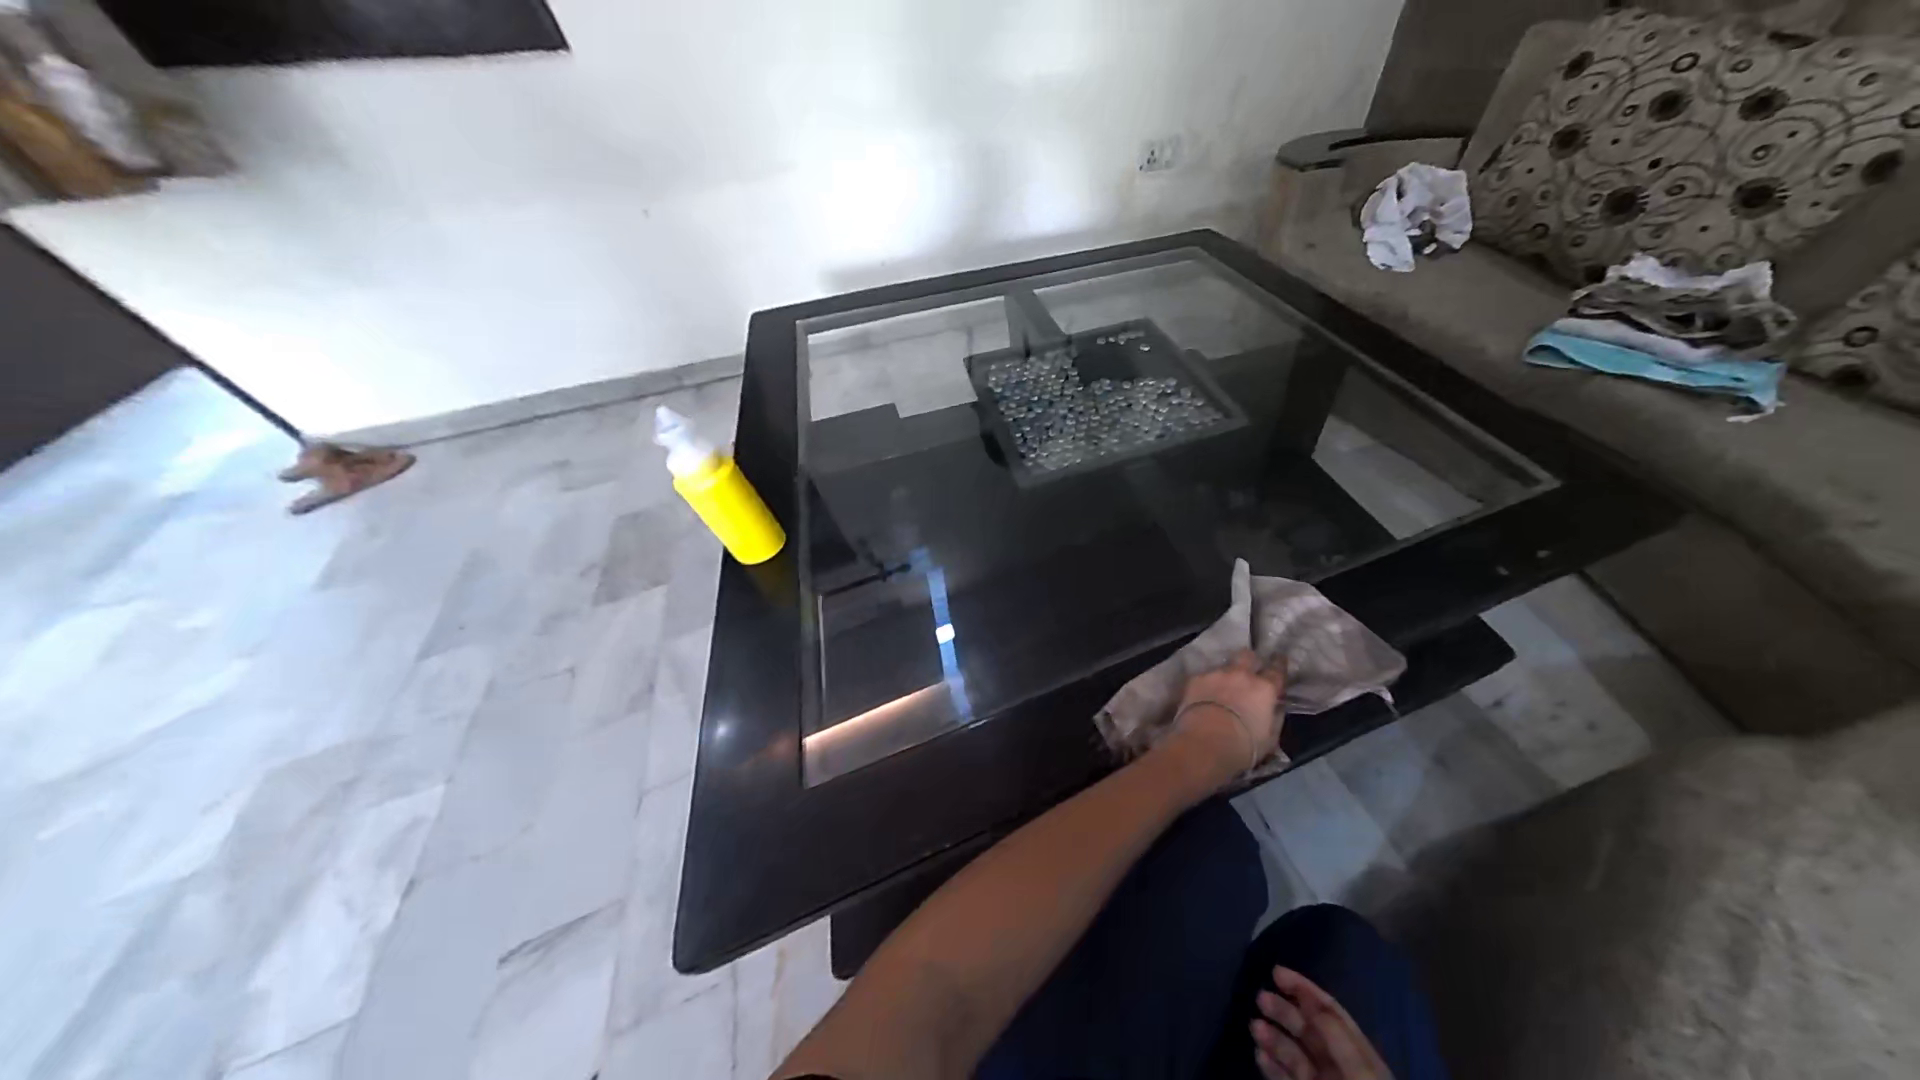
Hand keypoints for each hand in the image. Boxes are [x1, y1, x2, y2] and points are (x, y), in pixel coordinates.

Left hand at [1160, 650, 1285, 791]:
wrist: (1205, 742)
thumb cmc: (1244, 745)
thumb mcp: (1270, 738)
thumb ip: (1275, 717)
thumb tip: (1275, 707)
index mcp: (1264, 688)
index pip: (1277, 669)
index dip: (1279, 664)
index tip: (1279, 659)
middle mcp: (1241, 675)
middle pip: (1247, 656)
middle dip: (1248, 660)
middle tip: (1247, 671)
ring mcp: (1216, 674)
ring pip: (1224, 667)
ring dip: (1225, 675)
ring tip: (1221, 688)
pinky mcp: (1195, 679)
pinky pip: (1204, 677)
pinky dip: (1206, 684)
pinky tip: (1202, 695)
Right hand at [1251, 967, 1394, 1079]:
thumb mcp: (1363, 1077)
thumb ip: (1341, 1043)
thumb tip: (1314, 1007)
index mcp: (1360, 1056)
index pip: (1331, 1013)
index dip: (1305, 990)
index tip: (1277, 973)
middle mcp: (1339, 1067)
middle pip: (1308, 1030)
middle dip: (1285, 1011)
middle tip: (1260, 999)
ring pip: (1294, 1054)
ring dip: (1274, 1038)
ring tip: (1255, 1028)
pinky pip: (1286, 1079)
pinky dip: (1271, 1067)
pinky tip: (1259, 1056)